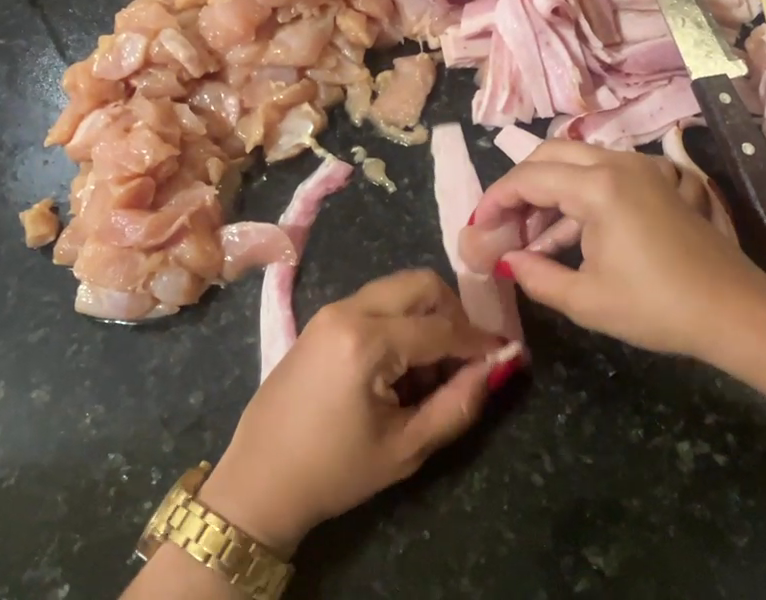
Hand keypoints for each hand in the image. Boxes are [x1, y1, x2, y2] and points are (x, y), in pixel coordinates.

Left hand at [199, 269, 511, 553]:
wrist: (257, 481)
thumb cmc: (333, 472)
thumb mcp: (406, 448)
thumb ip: (458, 404)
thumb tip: (498, 366)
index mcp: (367, 341)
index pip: (442, 328)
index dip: (479, 342)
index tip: (507, 355)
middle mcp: (349, 311)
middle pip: (421, 284)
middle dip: (453, 314)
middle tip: (463, 358)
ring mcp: (331, 311)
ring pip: (398, 289)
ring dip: (426, 316)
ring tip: (429, 369)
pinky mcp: (322, 320)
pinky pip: (376, 302)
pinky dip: (400, 320)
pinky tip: (400, 366)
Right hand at [475, 141, 765, 358]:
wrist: (734, 311)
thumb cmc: (657, 307)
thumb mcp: (586, 300)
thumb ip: (536, 276)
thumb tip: (505, 260)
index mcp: (597, 187)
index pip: (527, 179)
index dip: (495, 201)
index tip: (477, 226)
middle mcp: (617, 164)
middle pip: (549, 156)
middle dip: (518, 187)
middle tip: (502, 225)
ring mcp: (641, 169)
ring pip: (575, 162)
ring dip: (546, 190)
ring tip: (528, 237)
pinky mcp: (656, 182)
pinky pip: (601, 175)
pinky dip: (575, 195)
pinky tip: (565, 236)